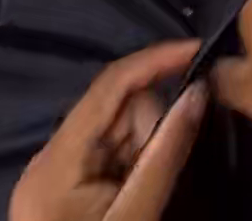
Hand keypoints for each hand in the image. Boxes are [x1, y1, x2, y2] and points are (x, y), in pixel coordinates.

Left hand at [10, 40, 208, 220]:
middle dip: (151, 129)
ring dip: (147, 149)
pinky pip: (118, 149)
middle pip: (120, 106)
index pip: (110, 85)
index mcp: (55, 162)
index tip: (199, 47)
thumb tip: (200, 88)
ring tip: (142, 197)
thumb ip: (168, 150)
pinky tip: (134, 195)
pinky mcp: (70, 185)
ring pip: (124, 126)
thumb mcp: (136, 217)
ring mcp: (59, 171)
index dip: (156, 59)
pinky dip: (138, 162)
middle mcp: (51, 156)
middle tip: (153, 179)